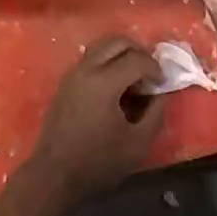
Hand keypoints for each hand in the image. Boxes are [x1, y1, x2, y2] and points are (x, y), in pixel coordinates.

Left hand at [21, 36, 165, 208]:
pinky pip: (90, 58)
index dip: (155, 67)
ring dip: (121, 54)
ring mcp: (73, 72)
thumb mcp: (138, 144)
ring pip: (101, 46)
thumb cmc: (98, 162)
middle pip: (117, 42)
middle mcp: (87, 68)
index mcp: (105, 82)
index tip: (162, 83)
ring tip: (133, 77)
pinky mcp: (65, 81)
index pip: (137, 58)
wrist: (55, 173)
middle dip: (138, 52)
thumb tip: (160, 93)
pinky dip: (106, 61)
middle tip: (150, 73)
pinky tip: (113, 85)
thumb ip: (155, 114)